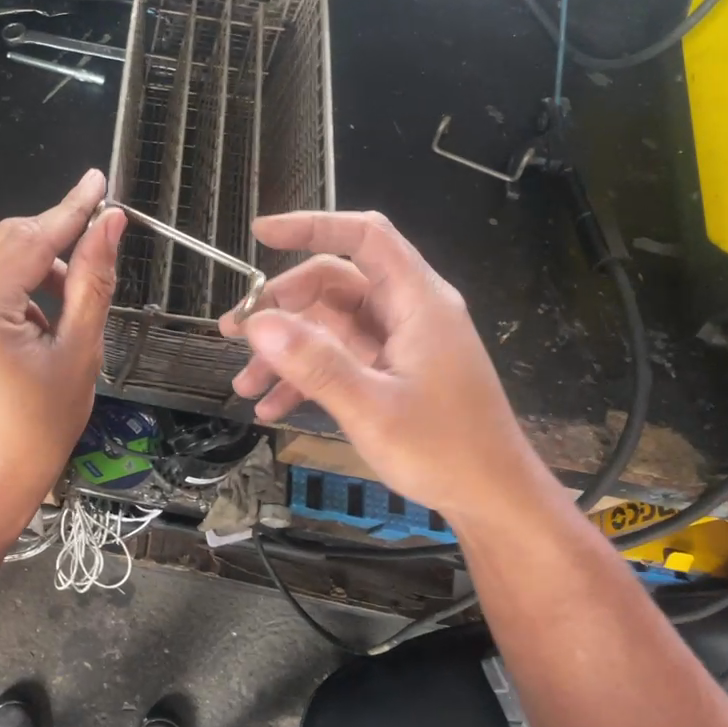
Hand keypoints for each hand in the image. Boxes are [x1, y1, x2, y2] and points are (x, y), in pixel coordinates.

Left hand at [0, 169, 126, 533]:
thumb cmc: (40, 427)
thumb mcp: (77, 352)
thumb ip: (91, 280)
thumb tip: (110, 224)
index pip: (32, 239)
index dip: (71, 209)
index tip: (99, 182)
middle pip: (6, 238)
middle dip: (53, 238)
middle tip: (96, 246)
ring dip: (33, 262)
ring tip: (67, 299)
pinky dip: (11, 282)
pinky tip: (36, 313)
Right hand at [219, 211, 553, 516]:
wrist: (493, 499)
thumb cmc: (444, 450)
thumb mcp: (371, 408)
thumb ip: (315, 363)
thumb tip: (258, 323)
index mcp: (417, 302)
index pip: (364, 237)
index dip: (312, 226)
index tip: (260, 235)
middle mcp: (407, 311)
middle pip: (333, 284)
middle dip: (280, 306)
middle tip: (233, 332)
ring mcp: (399, 342)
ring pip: (329, 325)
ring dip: (284, 351)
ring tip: (243, 384)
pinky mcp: (392, 371)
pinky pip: (339, 358)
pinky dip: (305, 377)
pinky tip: (273, 408)